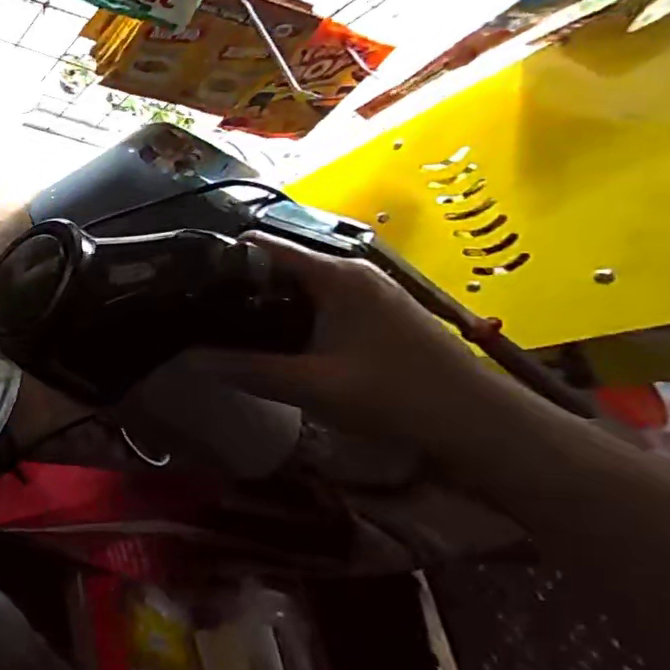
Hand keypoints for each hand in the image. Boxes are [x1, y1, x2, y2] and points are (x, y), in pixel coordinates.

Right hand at [182, 232, 511, 445]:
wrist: (481, 424)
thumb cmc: (394, 395)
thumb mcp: (312, 386)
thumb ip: (247, 370)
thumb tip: (188, 360)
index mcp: (335, 275)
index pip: (264, 245)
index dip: (224, 259)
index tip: (191, 283)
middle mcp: (351, 271)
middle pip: (280, 265)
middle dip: (242, 286)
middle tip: (204, 314)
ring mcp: (368, 291)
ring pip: (301, 287)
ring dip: (268, 304)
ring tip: (230, 329)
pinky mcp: (377, 313)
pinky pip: (321, 303)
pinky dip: (294, 316)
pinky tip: (279, 344)